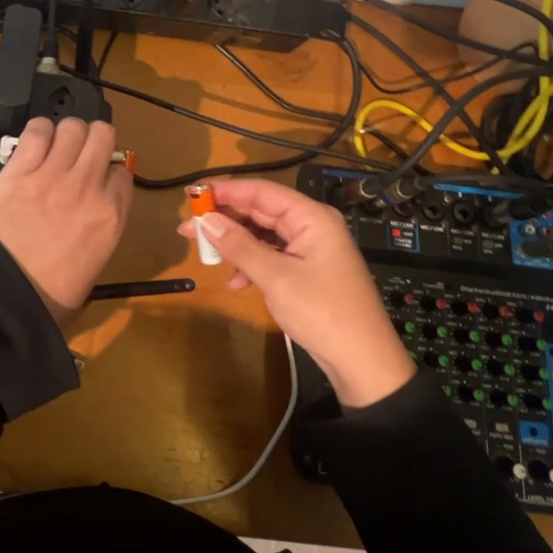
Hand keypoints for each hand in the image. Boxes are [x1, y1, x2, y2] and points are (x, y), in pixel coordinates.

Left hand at [0, 116, 132, 327]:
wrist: (6, 294)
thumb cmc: (55, 291)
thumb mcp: (99, 258)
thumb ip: (105, 221)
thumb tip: (100, 197)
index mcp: (111, 214)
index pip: (122, 170)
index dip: (109, 171)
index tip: (97, 179)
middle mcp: (87, 187)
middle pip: (102, 135)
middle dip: (94, 141)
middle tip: (79, 155)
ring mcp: (52, 175)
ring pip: (72, 127)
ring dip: (67, 134)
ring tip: (56, 149)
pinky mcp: (19, 171)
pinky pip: (37, 131)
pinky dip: (39, 131)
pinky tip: (35, 144)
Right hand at [179, 178, 413, 407]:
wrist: (363, 362)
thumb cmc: (323, 313)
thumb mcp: (275, 277)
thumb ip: (239, 246)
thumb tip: (205, 220)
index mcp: (311, 217)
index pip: (261, 191)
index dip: (225, 190)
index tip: (192, 194)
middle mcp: (312, 225)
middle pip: (261, 210)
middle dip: (225, 217)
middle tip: (189, 226)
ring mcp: (310, 248)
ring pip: (263, 233)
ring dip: (235, 242)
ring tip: (205, 253)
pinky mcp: (307, 269)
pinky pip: (271, 254)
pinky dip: (250, 263)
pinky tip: (235, 281)